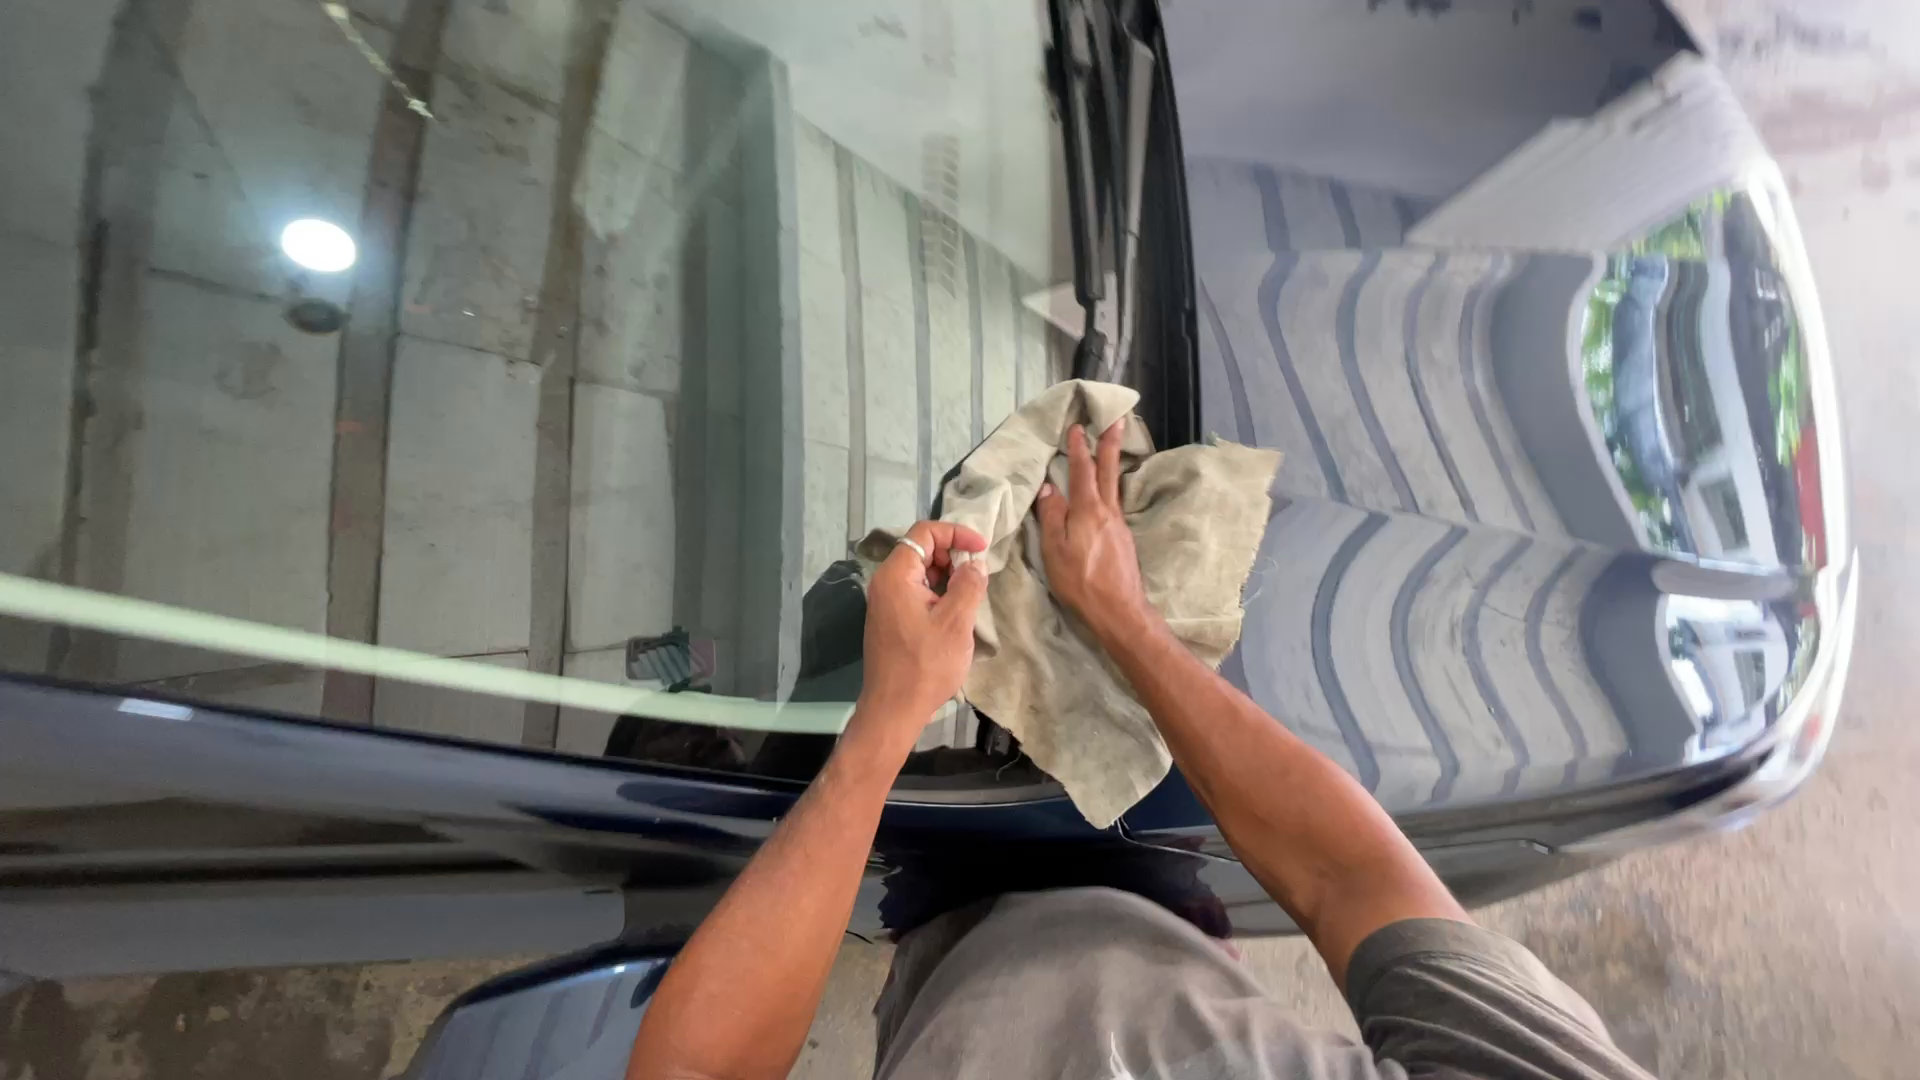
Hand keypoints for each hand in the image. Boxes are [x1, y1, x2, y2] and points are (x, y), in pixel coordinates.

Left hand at [853, 521, 990, 750]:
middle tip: (976, 575)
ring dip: (947, 575)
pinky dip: (937, 592)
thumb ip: (968, 585)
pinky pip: (915, 592)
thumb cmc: (925, 665)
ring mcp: (885, 602)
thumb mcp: (956, 622)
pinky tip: (954, 612)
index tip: (982, 548)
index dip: (956, 533)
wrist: (894, 709)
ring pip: (919, 572)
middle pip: (920, 549)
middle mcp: (885, 583)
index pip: (925, 533)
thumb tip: (975, 563)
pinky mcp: (890, 619)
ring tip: (969, 595)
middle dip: (952, 554)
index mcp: (896, 575)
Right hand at [1035, 420, 1156, 643]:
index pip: (1082, 471)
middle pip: (1108, 470)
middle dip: (1109, 443)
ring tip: (1112, 447)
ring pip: (1113, 486)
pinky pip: (1114, 503)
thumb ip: (1052, 516)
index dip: (1079, 448)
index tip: (1078, 427)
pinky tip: (1106, 492)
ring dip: (1112, 463)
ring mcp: (1119, 525)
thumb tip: (1049, 488)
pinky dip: (1110, 488)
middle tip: (1117, 419)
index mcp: (1088, 510)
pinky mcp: (1123, 539)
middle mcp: (1107, 511)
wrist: (1119, 610)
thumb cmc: (1080, 581)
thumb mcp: (1054, 550)